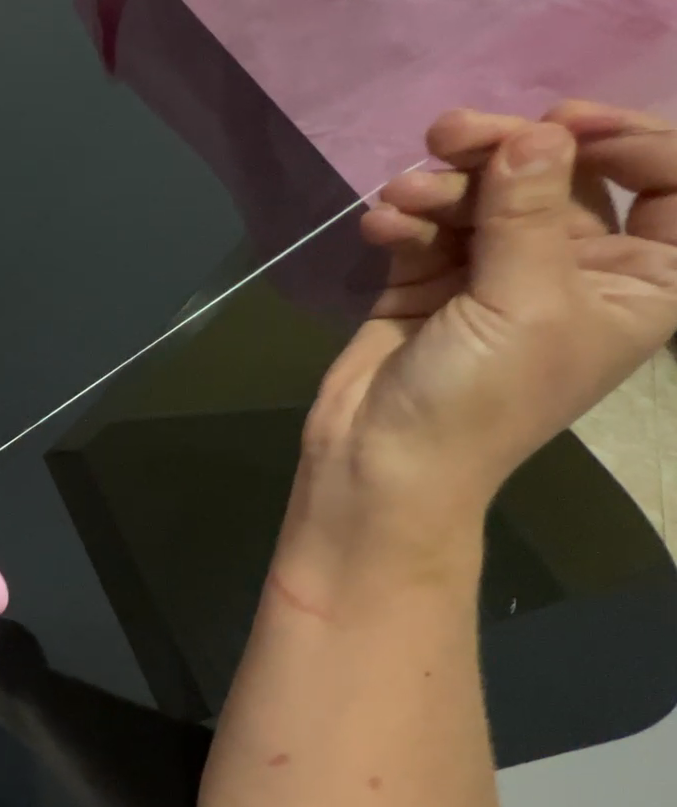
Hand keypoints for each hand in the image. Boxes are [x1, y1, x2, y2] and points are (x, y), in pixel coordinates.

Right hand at [313, 102, 676, 519]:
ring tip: (400, 194)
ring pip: (481, 203)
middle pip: (558, 181)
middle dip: (507, 153)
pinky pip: (423, 235)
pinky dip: (402, 224)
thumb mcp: (524, 302)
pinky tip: (379, 225)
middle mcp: (570, 271)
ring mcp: (490, 279)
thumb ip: (531, 213)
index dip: (626, 140)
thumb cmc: (479, 398)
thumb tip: (530, 132)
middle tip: (451, 133)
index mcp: (640, 280)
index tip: (555, 125)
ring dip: (440, 190)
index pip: (671, 181)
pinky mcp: (422, 290)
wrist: (378, 461)